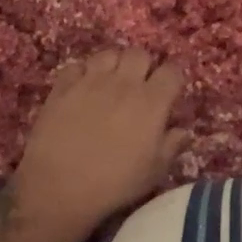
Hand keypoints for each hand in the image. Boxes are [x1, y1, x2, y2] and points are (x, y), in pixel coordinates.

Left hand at [9, 48, 188, 239]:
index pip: (172, 71)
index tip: (169, 93)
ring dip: (114, 65)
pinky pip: (77, 66)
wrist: (59, 188)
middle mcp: (124, 83)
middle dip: (143, 67)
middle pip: (140, 54)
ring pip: (109, 54)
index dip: (172, 80)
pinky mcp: (63, 87)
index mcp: (151, 102)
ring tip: (110, 84)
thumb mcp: (154, 171)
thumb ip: (172, 145)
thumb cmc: (114, 184)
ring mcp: (91, 81)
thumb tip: (183, 130)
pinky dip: (82, 73)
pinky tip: (81, 90)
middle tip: (139, 87)